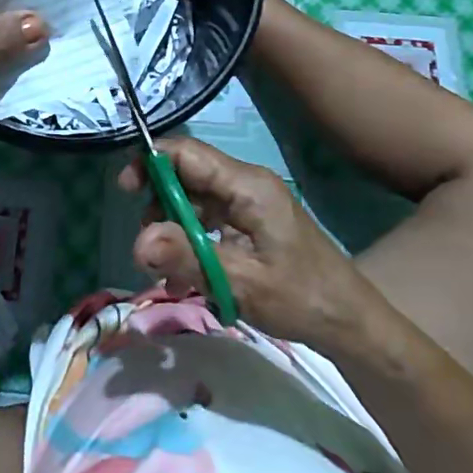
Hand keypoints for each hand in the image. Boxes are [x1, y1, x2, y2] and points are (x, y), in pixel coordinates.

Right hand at [121, 136, 380, 346]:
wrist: (347, 318)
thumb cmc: (300, 297)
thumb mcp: (240, 281)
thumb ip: (188, 257)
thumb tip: (138, 241)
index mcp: (248, 185)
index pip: (189, 153)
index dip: (152, 162)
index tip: (125, 189)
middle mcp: (247, 184)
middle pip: (189, 174)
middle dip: (159, 204)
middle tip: (147, 245)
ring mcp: (250, 203)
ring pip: (195, 200)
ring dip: (173, 229)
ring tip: (166, 271)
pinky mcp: (251, 223)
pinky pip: (210, 220)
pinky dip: (191, 242)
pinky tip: (184, 278)